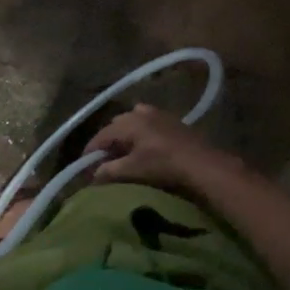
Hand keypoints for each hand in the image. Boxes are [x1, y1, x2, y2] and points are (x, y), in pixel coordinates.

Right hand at [86, 104, 232, 191]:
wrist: (204, 165)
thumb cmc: (164, 166)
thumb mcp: (133, 171)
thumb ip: (109, 171)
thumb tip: (93, 176)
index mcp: (127, 123)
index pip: (100, 136)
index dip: (90, 152)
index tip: (85, 167)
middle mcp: (139, 113)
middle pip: (115, 126)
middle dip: (108, 143)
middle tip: (106, 161)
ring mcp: (158, 114)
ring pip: (132, 121)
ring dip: (125, 135)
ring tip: (127, 153)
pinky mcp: (173, 121)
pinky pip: (149, 122)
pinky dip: (142, 132)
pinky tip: (147, 146)